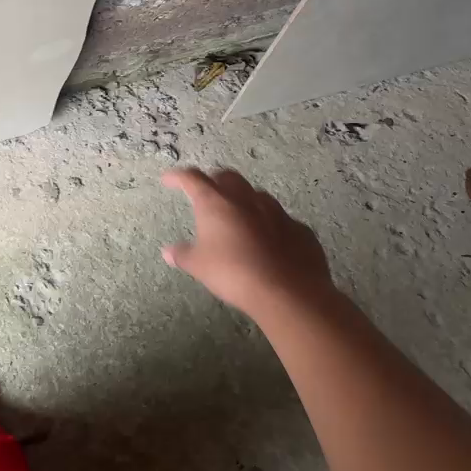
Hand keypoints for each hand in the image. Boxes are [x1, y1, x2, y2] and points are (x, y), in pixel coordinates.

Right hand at [161, 166, 335, 320]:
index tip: (168, 180)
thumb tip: (168, 252)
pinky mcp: (302, 231)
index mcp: (216, 203)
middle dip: (215, 181)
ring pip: (258, 195)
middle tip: (207, 194)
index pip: (192, 178)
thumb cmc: (234, 274)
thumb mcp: (198, 266)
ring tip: (239, 216)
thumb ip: (182, 255)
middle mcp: (246, 200)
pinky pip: (283, 220)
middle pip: (228, 177)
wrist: (289, 294)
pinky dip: (271, 224)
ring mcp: (278, 214)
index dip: (177, 176)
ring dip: (245, 200)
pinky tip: (270, 241)